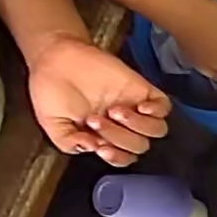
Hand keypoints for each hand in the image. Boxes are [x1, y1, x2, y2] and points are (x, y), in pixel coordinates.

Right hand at [27, 35, 171, 166]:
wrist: (54, 58)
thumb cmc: (52, 90)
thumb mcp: (52, 123)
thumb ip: (69, 141)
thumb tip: (91, 148)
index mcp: (106, 137)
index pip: (124, 157)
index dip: (116, 157)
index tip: (99, 146)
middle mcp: (125, 126)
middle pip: (140, 145)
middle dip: (118, 137)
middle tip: (95, 120)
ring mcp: (136, 108)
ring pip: (156, 130)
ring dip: (137, 125)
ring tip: (114, 111)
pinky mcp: (143, 91)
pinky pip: (164, 107)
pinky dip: (157, 111)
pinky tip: (141, 107)